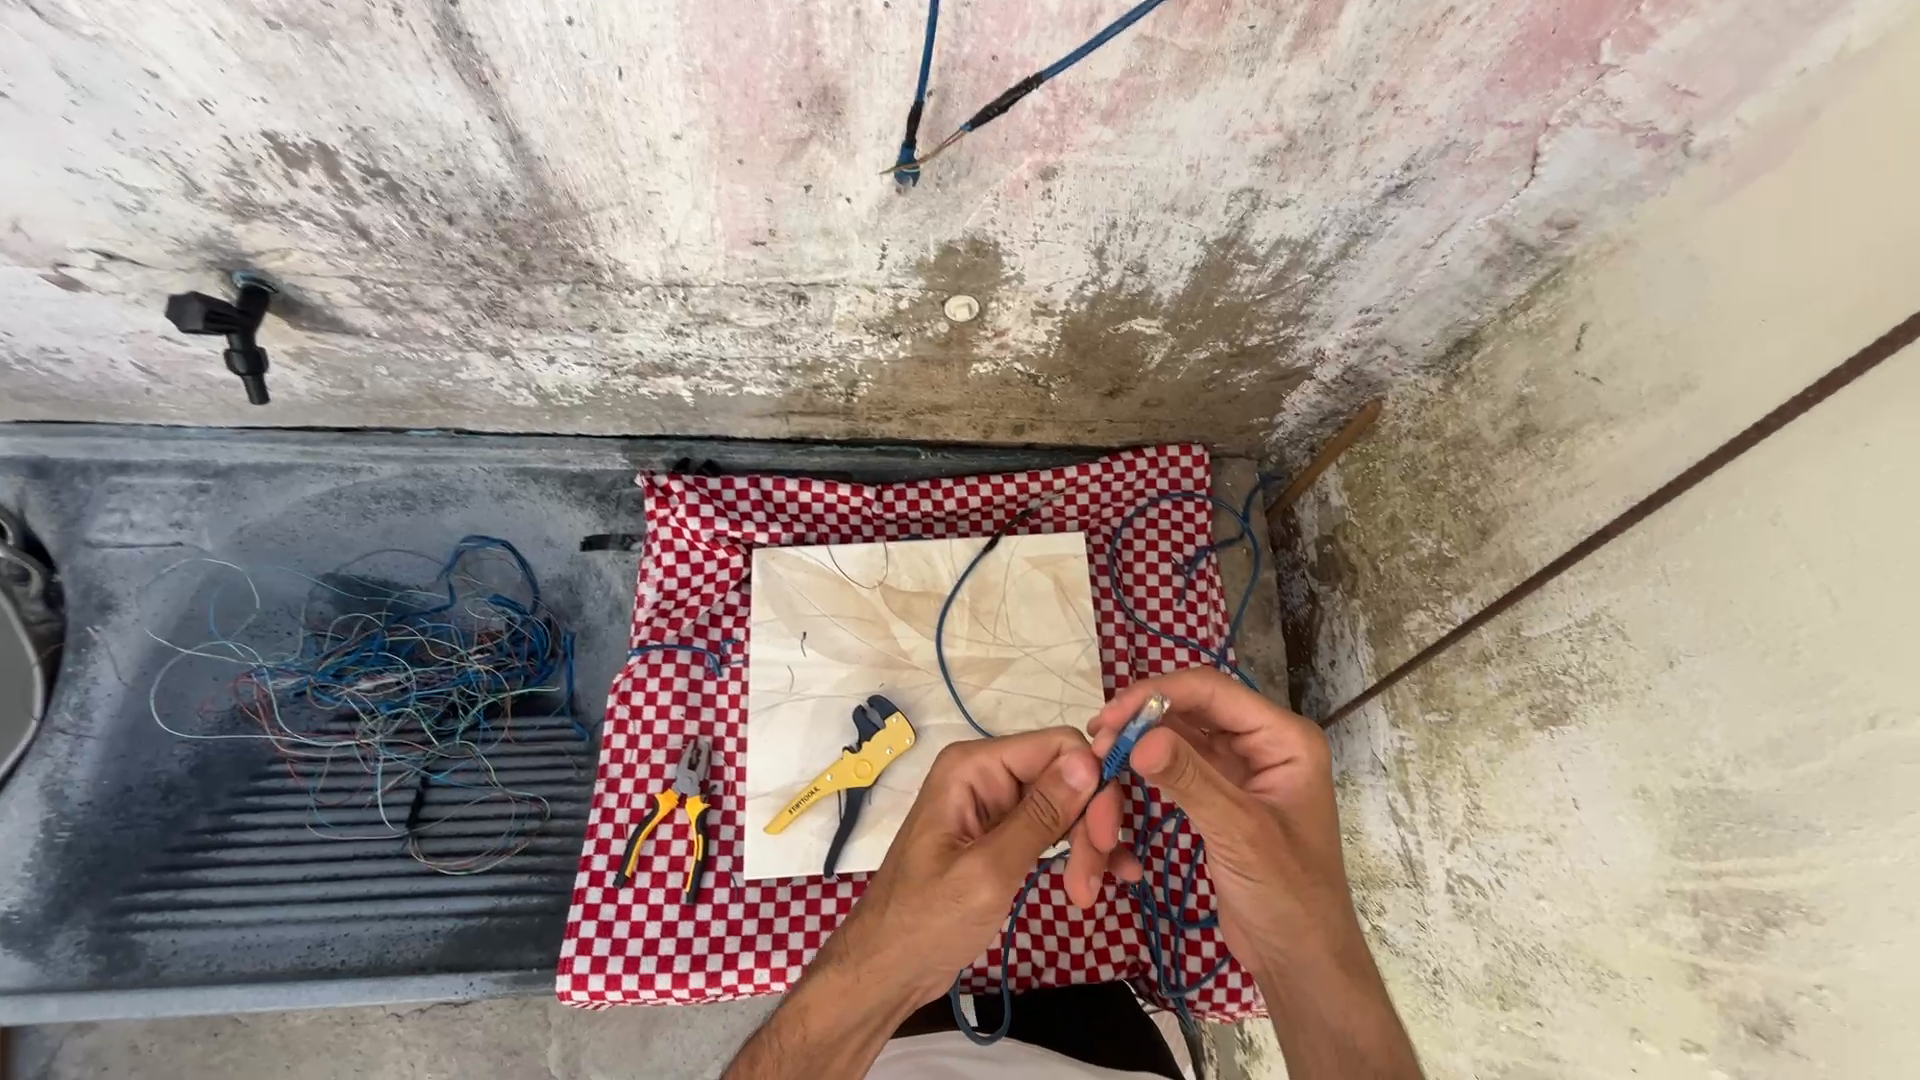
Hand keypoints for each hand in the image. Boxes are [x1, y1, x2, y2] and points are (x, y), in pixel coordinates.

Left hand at [831, 726, 1125, 1004]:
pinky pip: (1054, 829)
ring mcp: (997, 804)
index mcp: (974, 766)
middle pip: (1067, 775)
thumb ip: (1040, 815)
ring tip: (1090, 893)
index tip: (1107, 838)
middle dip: (1090, 823)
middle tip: (1096, 879)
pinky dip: (1080, 851)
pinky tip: (1107, 879)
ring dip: (1088, 845)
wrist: (889, 969)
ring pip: (1067, 804)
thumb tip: (1089, 761)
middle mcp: (987, 774)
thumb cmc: (926, 921)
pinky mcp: (1005, 834)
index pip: (1058, 746)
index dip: (1093, 784)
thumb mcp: (988, 871)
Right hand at [1077, 667, 1350, 970]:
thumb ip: (1190, 781)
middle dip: (1143, 718)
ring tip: (1101, 755)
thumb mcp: (1239, 834)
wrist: (1301, 960)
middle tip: (1097, 739)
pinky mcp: (1219, 792)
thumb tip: (1138, 741)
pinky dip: (1148, 764)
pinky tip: (1119, 771)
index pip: (1212, 691)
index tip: (1109, 718)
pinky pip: (1178, 763)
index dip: (1157, 694)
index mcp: (1283, 737)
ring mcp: (1240, 767)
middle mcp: (1262, 742)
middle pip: (1192, 707)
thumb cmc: (1288, 896)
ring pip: (1180, 733)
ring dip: (1141, 739)